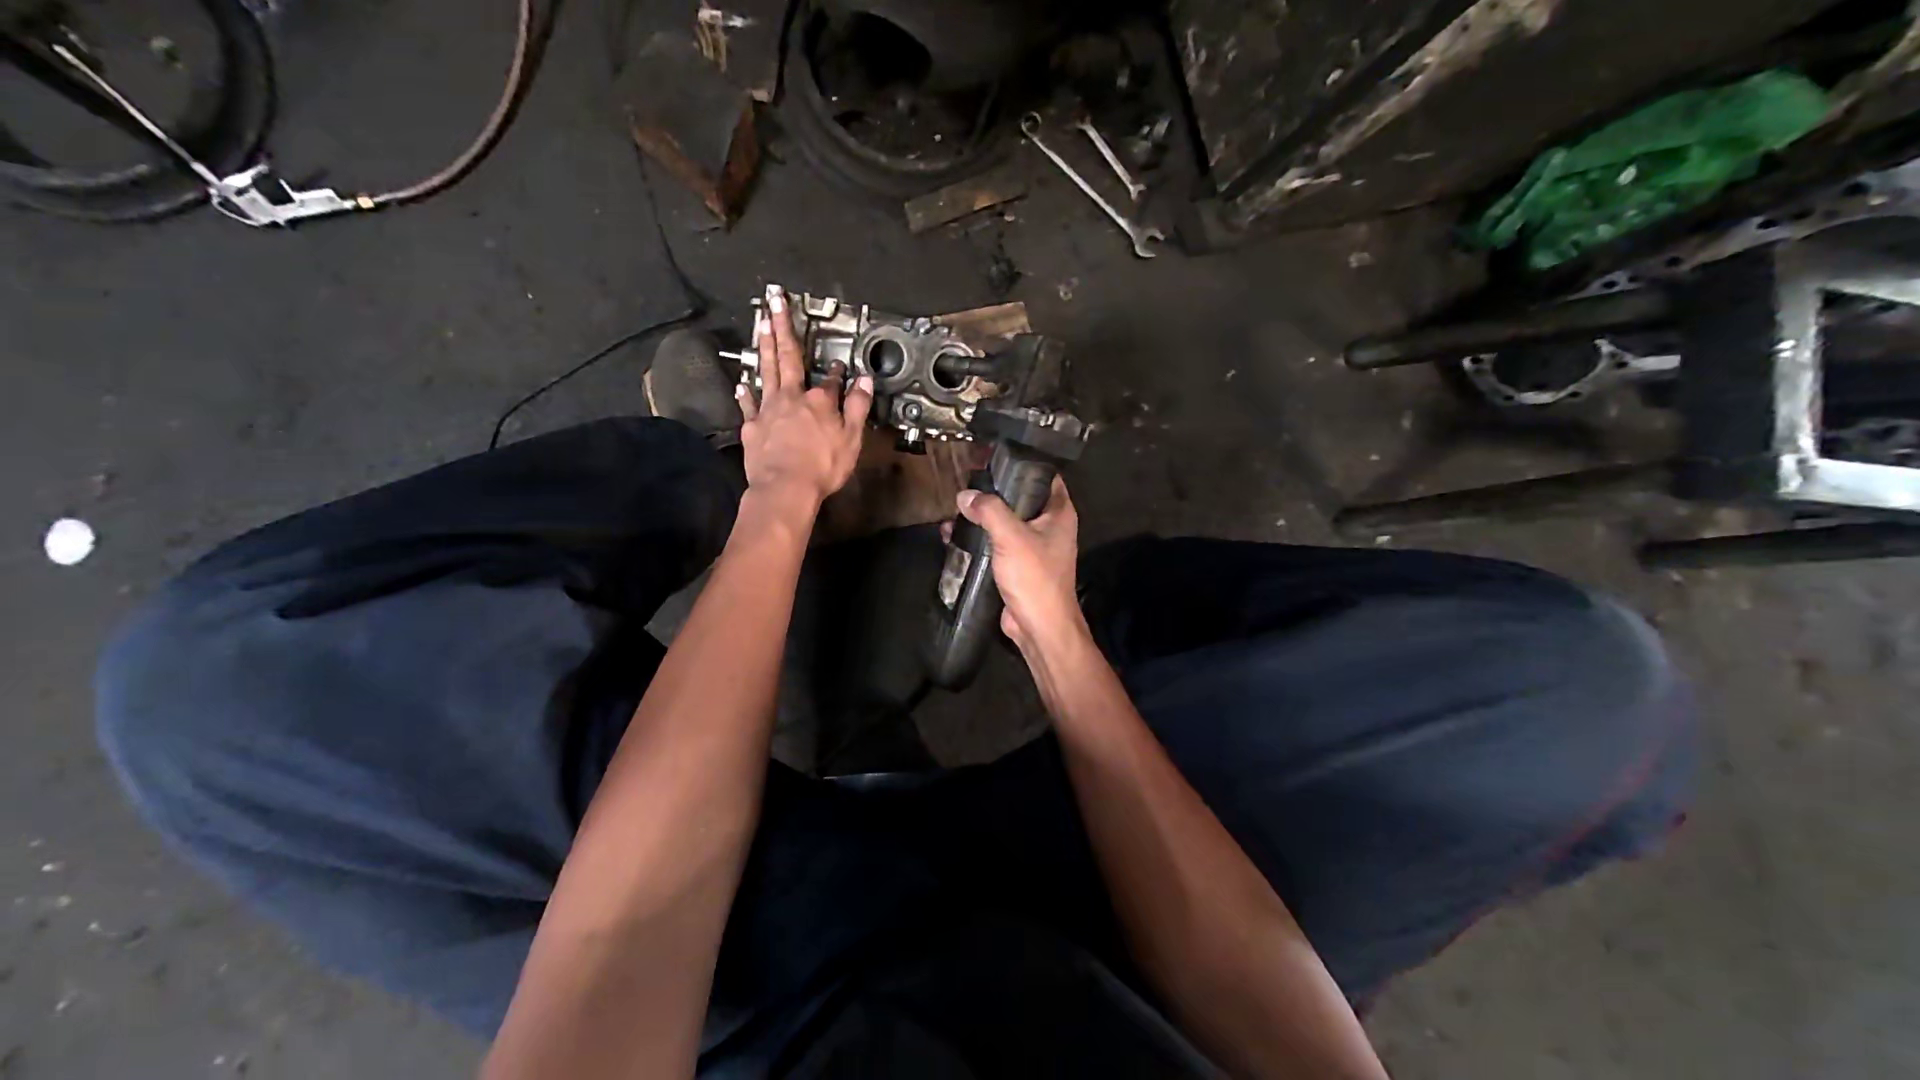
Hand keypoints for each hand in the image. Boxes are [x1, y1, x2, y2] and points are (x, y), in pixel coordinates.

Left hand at [737, 285, 873, 509]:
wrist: (784, 488)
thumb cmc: (822, 466)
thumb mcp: (851, 438)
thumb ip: (858, 407)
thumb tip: (865, 381)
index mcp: (819, 401)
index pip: (830, 379)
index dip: (836, 370)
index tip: (838, 363)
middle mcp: (792, 398)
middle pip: (788, 356)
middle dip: (782, 326)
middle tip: (774, 300)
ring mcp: (768, 410)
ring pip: (766, 370)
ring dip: (763, 345)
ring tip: (759, 322)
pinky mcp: (752, 426)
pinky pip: (748, 404)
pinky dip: (746, 392)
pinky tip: (743, 382)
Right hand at [953, 477, 1085, 653]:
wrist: (1040, 627)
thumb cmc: (1035, 576)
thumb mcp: (1011, 536)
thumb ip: (988, 510)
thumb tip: (965, 495)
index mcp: (1059, 513)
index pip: (1045, 476)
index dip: (1022, 464)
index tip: (994, 456)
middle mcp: (1050, 526)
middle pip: (1020, 498)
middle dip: (994, 492)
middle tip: (966, 481)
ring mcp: (1034, 547)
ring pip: (1005, 522)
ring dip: (982, 517)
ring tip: (954, 510)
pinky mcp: (1018, 566)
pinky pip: (997, 544)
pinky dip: (979, 539)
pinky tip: (953, 535)